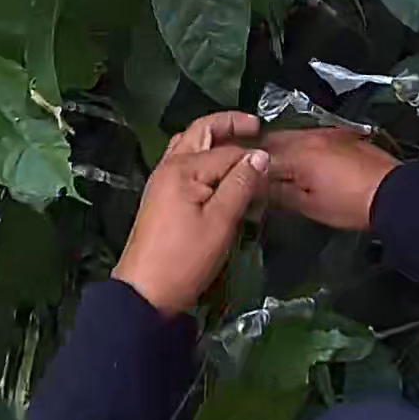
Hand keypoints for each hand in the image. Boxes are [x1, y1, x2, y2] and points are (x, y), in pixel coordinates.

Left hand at [112, 112, 268, 315]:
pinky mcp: (161, 197)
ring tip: (239, 144)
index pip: (227, 152)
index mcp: (183, 168)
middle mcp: (169, 167)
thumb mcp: (221, 221)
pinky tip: (221, 173)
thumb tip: (260, 156)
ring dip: (214, 139)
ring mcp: (162, 181)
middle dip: (228, 125)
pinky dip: (205, 159)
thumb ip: (241, 184)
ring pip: (190, 145)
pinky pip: (185, 163)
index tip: (273, 167)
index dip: (252, 158)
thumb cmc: (184, 259)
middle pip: (200, 132)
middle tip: (254, 126)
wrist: (145, 294)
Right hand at [258, 129, 399, 231]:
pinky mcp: (342, 134)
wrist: (394, 193)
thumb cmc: (349, 204)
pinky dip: (301, 147)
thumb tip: (255, 188)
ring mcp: (327, 132)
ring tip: (278, 170)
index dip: (248, 166)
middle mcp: (309, 135)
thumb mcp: (308, 205)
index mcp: (297, 152)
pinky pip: (312, 136)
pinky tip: (304, 163)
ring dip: (282, 149)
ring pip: (293, 136)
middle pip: (274, 139)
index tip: (240, 177)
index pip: (260, 155)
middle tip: (255, 174)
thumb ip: (278, 193)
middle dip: (261, 154)